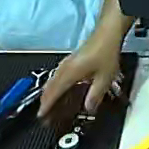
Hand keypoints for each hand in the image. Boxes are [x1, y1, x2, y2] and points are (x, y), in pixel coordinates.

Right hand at [40, 0, 132, 116]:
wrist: (108, 32)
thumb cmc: (105, 54)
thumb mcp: (104, 78)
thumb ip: (95, 95)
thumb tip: (88, 109)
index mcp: (69, 74)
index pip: (54, 93)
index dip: (46, 105)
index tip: (40, 116)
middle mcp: (64, 68)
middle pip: (49, 87)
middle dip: (45, 101)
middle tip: (43, 115)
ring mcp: (67, 63)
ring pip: (52, 81)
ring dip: (49, 93)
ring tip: (49, 104)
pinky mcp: (71, 60)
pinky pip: (58, 76)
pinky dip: (55, 86)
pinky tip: (60, 89)